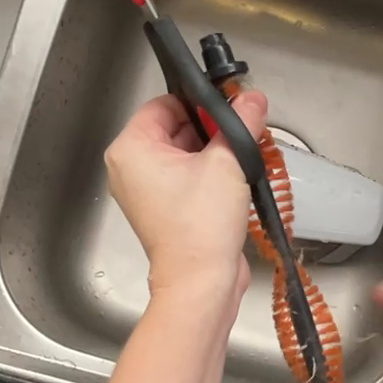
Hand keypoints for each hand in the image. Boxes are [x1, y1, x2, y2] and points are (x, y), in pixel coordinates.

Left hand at [105, 90, 267, 303]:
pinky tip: (232, 183)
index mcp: (131, 150)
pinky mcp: (164, 210)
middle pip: (175, 128)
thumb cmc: (200, 229)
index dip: (199, 104)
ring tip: (237, 165)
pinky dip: (209, 176)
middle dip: (210, 131)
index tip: (228, 110)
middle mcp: (130, 169)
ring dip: (213, 154)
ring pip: (184, 154)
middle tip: (239, 138)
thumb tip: (251, 100)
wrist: (201, 282)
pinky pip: (186, 179)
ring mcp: (146, 192)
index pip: (165, 104)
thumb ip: (241, 124)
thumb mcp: (227, 162)